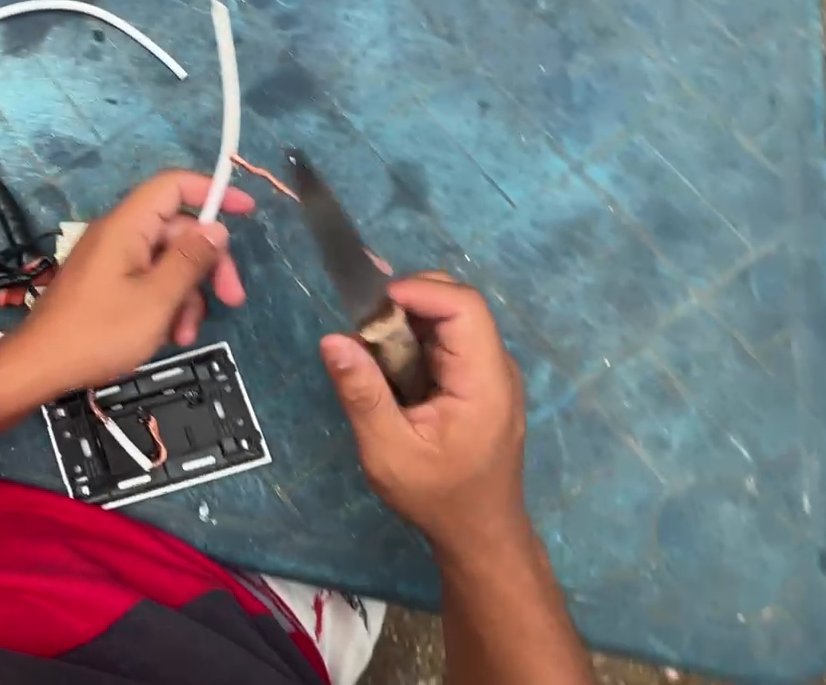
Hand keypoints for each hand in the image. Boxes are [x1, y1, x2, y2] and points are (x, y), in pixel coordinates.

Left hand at [4, 170, 253, 394]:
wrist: (42, 365)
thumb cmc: (98, 333)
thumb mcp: (156, 300)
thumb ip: (189, 261)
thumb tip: (215, 227)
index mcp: (126, 226)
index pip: (172, 186)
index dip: (212, 191)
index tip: (246, 211)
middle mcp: (117, 234)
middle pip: (177, 230)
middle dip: (207, 264)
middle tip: (232, 299)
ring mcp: (110, 258)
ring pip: (166, 261)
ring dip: (186, 294)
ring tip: (185, 333)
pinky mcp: (106, 281)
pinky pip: (147, 278)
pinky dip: (164, 302)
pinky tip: (168, 334)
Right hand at [319, 273, 528, 558]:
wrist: (478, 534)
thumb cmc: (437, 497)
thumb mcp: (388, 451)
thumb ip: (362, 394)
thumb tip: (332, 338)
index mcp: (484, 382)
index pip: (463, 306)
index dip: (417, 291)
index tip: (369, 306)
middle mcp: (493, 367)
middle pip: (454, 302)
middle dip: (402, 303)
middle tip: (361, 330)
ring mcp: (485, 372)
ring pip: (443, 317)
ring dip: (400, 321)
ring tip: (366, 354)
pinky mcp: (471, 378)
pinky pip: (439, 337)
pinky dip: (405, 338)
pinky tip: (382, 367)